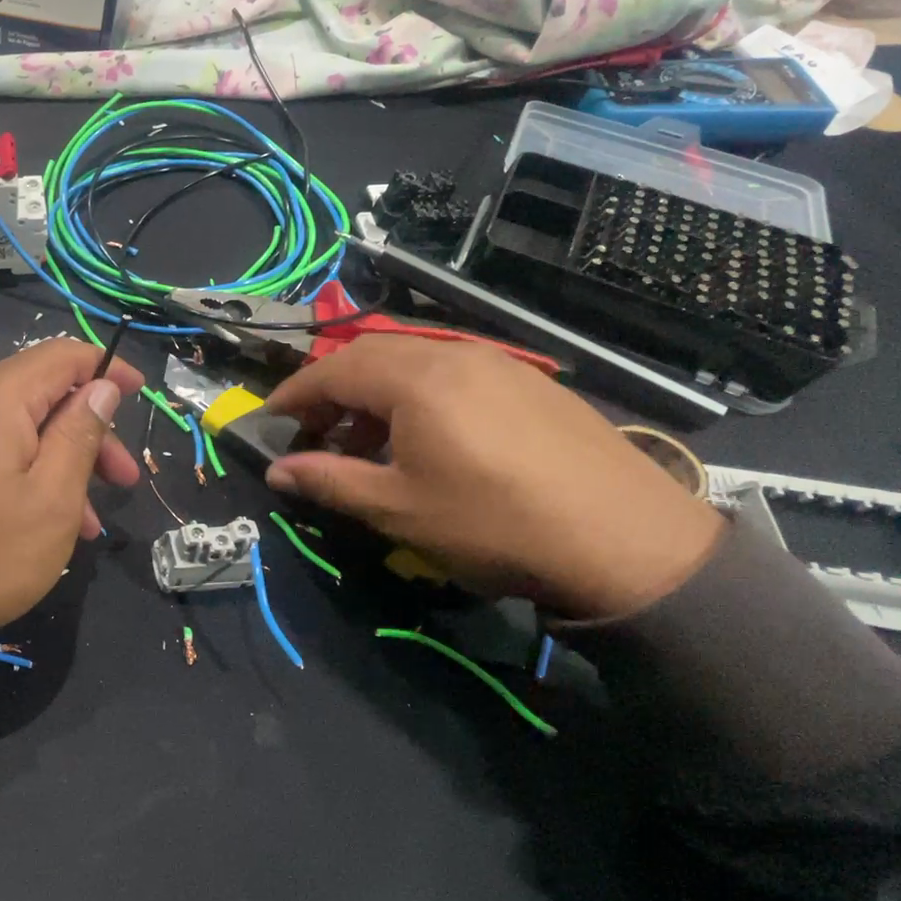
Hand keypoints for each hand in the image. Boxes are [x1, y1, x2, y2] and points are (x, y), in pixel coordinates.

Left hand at [0, 338, 144, 636]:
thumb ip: (81, 433)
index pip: (60, 355)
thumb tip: (100, 386)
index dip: (105, 369)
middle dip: (87, 430)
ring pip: (15, 424)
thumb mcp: (52, 499)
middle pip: (38, 392)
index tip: (138, 394)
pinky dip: (22, 468)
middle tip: (123, 481)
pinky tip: (43, 516)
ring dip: (58, 459)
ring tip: (87, 520)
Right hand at [263, 335, 724, 618]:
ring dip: (376, 394)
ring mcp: (501, 365)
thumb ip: (329, 481)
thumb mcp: (398, 510)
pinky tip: (428, 440)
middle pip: (371, 355)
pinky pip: (455, 374)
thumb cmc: (495, 525)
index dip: (294, 394)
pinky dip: (419, 396)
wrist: (631, 545)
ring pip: (415, 362)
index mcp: (417, 380)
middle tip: (312, 432)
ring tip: (367, 443)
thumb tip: (276, 471)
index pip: (334, 370)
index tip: (269, 420)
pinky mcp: (533, 384)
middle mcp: (456, 356)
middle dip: (331, 390)